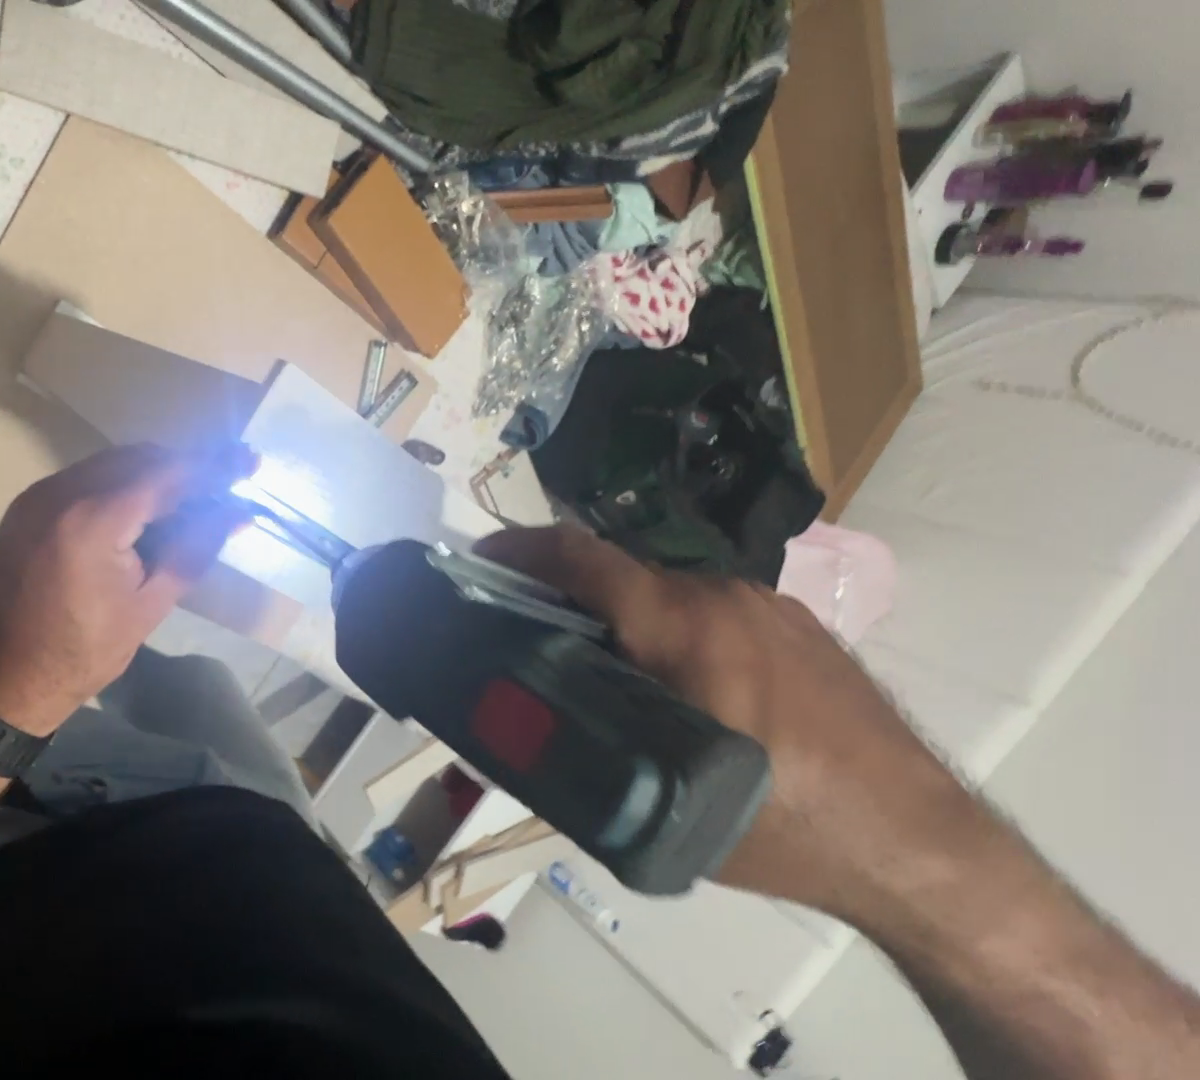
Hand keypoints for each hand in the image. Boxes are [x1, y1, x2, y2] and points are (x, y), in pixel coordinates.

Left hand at [0, 444, 256, 735]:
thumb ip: (194, 548)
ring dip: (155, 474)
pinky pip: (85, 478)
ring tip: (192, 499)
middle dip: (186, 467)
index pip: (167, 474)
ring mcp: (38, 495)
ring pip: (111, 463)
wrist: (6, 676)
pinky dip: (121, 485)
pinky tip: (145, 510)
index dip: (213, 467)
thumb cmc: (84, 652)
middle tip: (226, 484)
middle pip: (139, 458)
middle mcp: (61, 492)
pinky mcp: (28, 505)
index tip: (249, 463)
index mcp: (93, 520)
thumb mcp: (149, 605)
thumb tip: (237, 512)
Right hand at [473, 526, 978, 922]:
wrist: (925, 847)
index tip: (480, 563)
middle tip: (532, 641)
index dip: (521, 550)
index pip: (583, 558)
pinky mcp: (799, 629)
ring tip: (603, 672)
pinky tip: (676, 686)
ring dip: (621, 618)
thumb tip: (518, 736)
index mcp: (685, 627)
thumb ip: (584, 754)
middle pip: (619, 575)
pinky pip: (709, 612)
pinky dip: (670, 630)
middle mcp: (724, 598)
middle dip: (565, 597)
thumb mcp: (660, 801)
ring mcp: (768, 608)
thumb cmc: (783, 828)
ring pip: (665, 594)